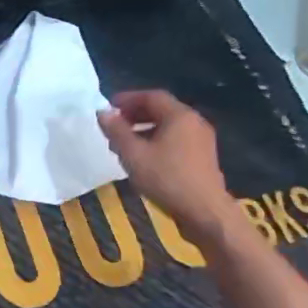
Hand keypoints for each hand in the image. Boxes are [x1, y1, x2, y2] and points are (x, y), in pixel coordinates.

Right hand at [97, 89, 237, 234]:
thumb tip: (103, 113)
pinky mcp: (203, 156)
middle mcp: (194, 122)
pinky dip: (157, 140)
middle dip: (135, 114)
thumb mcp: (133, 154)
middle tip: (114, 125)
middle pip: (162, 109)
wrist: (204, 211)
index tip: (108, 107)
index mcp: (179, 116)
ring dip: (144, 129)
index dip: (127, 99)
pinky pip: (176, 139)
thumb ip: (116, 131)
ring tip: (124, 144)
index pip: (151, 96)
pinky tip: (144, 157)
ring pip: (169, 126)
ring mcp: (201, 140)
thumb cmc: (166, 178)